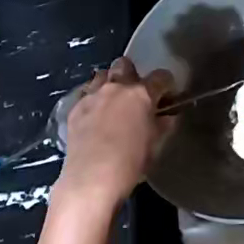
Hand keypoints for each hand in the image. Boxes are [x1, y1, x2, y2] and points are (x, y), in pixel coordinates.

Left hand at [53, 57, 172, 211]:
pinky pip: (86, 93)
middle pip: (125, 65)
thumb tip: (168, 117)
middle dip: (132, 74)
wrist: (91, 179)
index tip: (166, 95)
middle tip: (135, 94)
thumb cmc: (130, 163)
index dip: (166, 84)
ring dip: (110, 82)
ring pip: (102, 75)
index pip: (161, 77)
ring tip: (113, 101)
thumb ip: (163, 126)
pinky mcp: (75, 107)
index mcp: (141, 94)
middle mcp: (116, 87)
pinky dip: (93, 98)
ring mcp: (93, 95)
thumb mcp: (155, 146)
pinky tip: (95, 114)